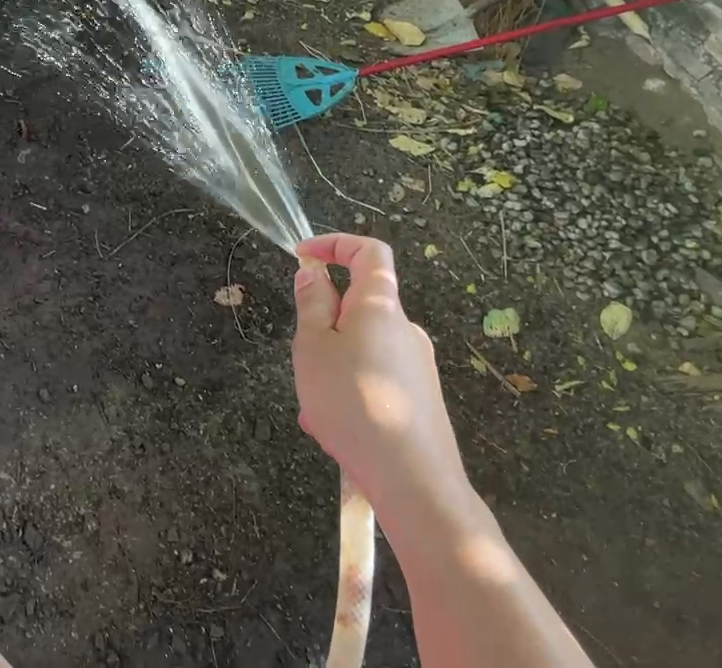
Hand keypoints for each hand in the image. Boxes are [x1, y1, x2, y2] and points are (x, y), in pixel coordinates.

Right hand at [291, 233, 466, 511]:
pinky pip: (374, 379)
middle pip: (360, 306)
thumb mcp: (313, 347)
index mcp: (379, 306)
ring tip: (314, 409)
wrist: (412, 478)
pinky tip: (333, 428)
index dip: (335, 243)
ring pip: (361, 349)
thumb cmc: (352, 401)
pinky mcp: (420, 398)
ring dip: (331, 366)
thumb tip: (314, 273)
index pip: (369, 251)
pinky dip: (348, 390)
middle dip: (323, 324)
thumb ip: (312, 305)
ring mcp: (417, 365)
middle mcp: (405, 328)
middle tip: (301, 360)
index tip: (302, 256)